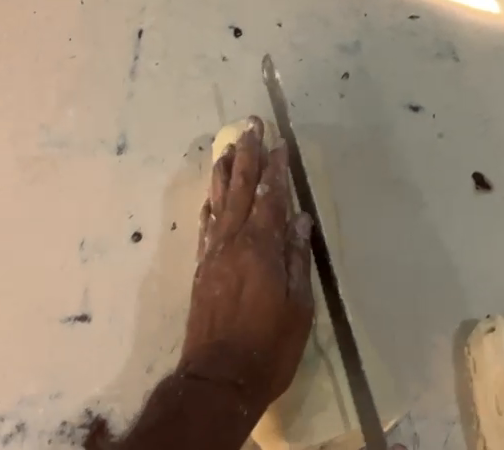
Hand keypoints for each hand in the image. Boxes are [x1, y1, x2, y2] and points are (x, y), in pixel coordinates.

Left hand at [180, 117, 314, 413]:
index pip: (270, 196)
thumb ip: (297, 258)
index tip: (278, 142)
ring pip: (220, 201)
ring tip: (228, 146)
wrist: (218, 379)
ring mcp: (215, 253)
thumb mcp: (298, 306)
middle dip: (247, 154)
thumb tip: (301, 219)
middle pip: (241, 188)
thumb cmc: (269, 346)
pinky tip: (212, 194)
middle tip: (250, 125)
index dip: (275, 168)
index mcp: (261, 247)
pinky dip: (211, 204)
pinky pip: (206, 226)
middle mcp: (234, 241)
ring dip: (225, 171)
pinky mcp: (202, 268)